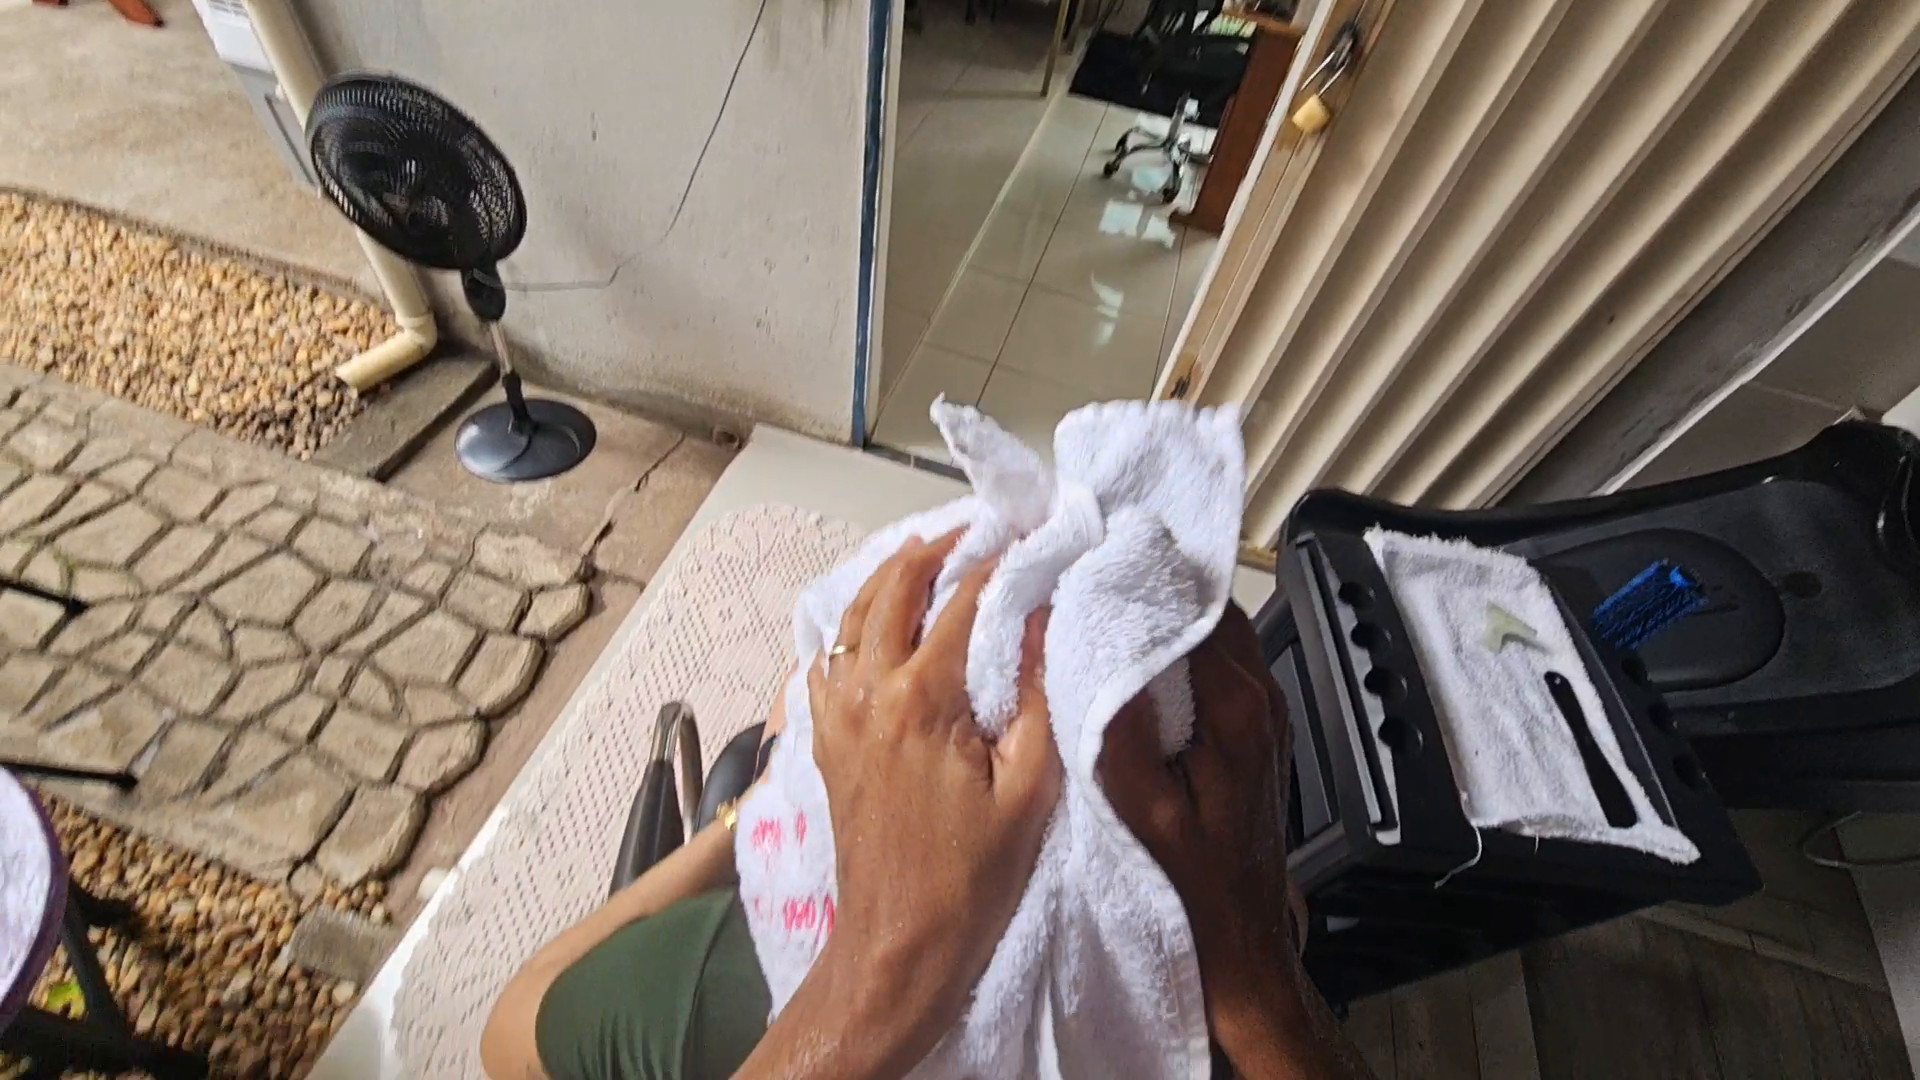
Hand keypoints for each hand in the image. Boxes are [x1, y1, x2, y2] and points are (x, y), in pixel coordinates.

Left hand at [739, 533, 1061, 1078]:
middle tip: (967, 531)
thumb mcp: (1029, 788)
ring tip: (921, 554)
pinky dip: (850, 624)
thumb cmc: (973, 875)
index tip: (1020, 539)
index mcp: (923, 700)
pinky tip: (872, 620)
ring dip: (887, 577)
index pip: (961, 605)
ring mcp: (836, 711)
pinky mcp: (823, 734)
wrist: (896, 943)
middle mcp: (869, 691)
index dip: (995, 565)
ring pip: (852, 616)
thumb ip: (1034, 694)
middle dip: (932, 550)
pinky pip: (828, 657)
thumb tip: (1040, 618)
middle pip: (893, 590)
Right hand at [1098, 603, 1301, 1046]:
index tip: (1097, 563)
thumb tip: (1096, 651)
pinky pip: (1218, 662)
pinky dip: (1181, 643)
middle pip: (1212, 611)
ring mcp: (1262, 713)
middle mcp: (1261, 698)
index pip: (1196, 609)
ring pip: (1216, 632)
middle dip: (1157, 586)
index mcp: (1238, 707)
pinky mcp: (1253, 730)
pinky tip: (1138, 654)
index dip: (1146, 579)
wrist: (1242, 941)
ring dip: (1169, 613)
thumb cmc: (1189, 882)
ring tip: (1110, 605)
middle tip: (1096, 577)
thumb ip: (1119, 729)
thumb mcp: (1140, 809)